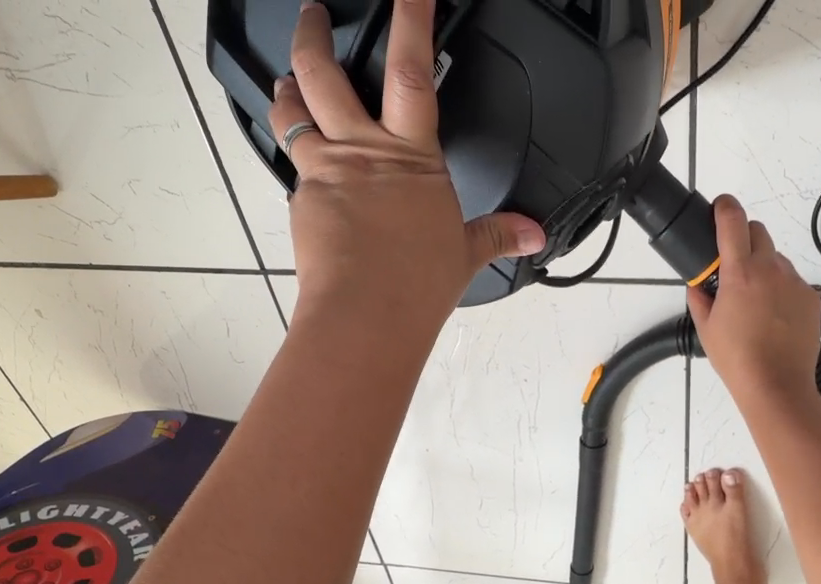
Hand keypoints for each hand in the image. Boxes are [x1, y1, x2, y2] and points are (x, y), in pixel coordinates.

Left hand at [270, 0, 545, 334]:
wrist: (366, 317)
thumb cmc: (415, 285)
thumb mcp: (465, 255)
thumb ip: (498, 234)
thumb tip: (533, 233)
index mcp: (411, 157)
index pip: (411, 69)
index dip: (410, 17)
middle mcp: (362, 152)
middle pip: (323, 71)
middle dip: (312, 32)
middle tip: (312, 14)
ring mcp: (326, 173)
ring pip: (291, 113)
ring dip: (286, 91)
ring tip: (288, 85)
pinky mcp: (301, 202)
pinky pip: (293, 170)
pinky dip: (298, 163)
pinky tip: (308, 177)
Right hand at [686, 196, 820, 399]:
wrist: (776, 385)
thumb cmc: (736, 360)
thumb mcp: (706, 329)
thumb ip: (699, 298)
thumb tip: (698, 285)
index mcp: (740, 273)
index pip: (733, 220)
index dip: (724, 206)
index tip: (720, 207)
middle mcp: (771, 270)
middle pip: (758, 231)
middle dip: (744, 239)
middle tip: (734, 265)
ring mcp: (794, 283)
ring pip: (777, 259)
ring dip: (764, 269)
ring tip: (755, 303)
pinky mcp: (811, 298)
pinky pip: (793, 283)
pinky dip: (782, 291)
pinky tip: (774, 319)